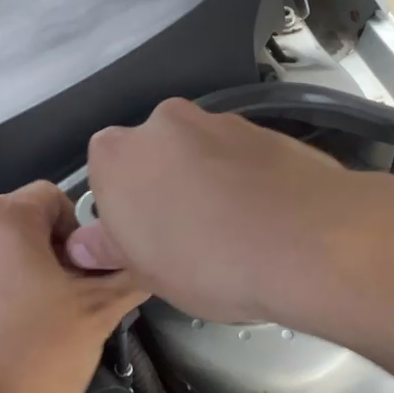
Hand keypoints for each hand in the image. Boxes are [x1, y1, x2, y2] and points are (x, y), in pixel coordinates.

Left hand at [0, 181, 147, 392]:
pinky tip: (22, 323)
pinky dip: (6, 283)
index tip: (88, 273)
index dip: (80, 231)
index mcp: (2, 217)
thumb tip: (153, 259)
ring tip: (50, 312)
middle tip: (75, 295)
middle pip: (29, 219)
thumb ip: (131, 273)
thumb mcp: (100, 311)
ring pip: (6, 246)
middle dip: (57, 249)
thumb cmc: (40, 355)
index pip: (56, 197)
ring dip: (32, 266)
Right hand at [67, 99, 393, 325]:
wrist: (309, 242)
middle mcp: (164, 122)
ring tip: (234, 234)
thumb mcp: (146, 271)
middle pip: (154, 156)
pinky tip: (265, 219)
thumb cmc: (209, 263)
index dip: (124, 211)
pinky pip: (242, 157)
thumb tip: (84, 242)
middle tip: (186, 241)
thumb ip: (109, 247)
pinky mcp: (267, 129)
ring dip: (207, 183)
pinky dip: (246, 179)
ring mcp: (220, 121)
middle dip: (165, 190)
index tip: (144, 242)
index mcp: (118, 154)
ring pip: (200, 153)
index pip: (105, 175)